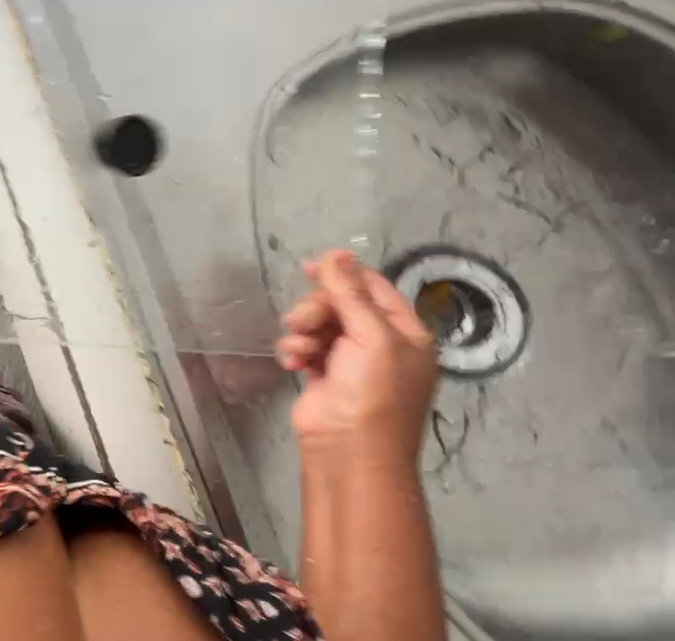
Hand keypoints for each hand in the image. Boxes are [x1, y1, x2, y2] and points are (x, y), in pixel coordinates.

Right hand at [279, 249, 437, 462]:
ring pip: (316, 324)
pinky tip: (293, 364)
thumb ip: (350, 293)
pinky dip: (295, 351)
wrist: (350, 447)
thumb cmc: (373, 391)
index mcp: (405, 332)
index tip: (307, 268)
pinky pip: (304, 345)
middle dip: (314, 310)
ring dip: (301, 333)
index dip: (342, 274)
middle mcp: (380, 342)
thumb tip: (338, 251)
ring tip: (299, 351)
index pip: (373, 288)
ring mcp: (351, 358)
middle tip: (302, 323)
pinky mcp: (323, 372)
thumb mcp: (370, 337)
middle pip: (338, 304)